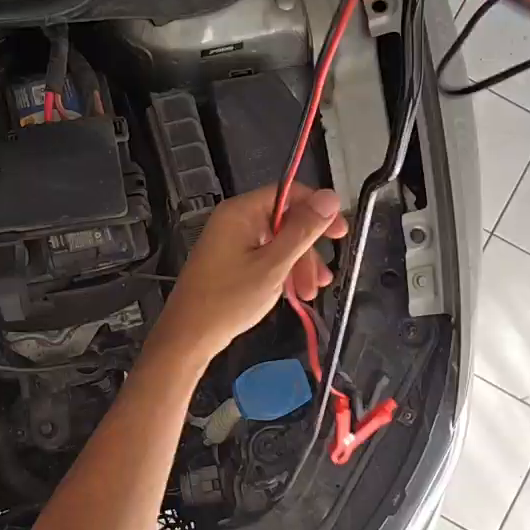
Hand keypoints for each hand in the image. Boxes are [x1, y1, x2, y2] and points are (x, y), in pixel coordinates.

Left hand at [148, 184, 348, 365]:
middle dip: (307, 250)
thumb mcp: (274, 266)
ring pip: (276, 244)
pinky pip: (263, 258)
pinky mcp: (228, 262)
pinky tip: (292, 293)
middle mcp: (234, 221)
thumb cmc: (227, 301)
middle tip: (322, 278)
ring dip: (297, 266)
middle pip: (285, 222)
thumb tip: (330, 198)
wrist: (189, 336)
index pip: (289, 194)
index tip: (340, 233)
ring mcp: (230, 242)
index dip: (319, 211)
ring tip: (309, 293)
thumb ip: (303, 231)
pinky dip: (280, 273)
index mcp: (241, 212)